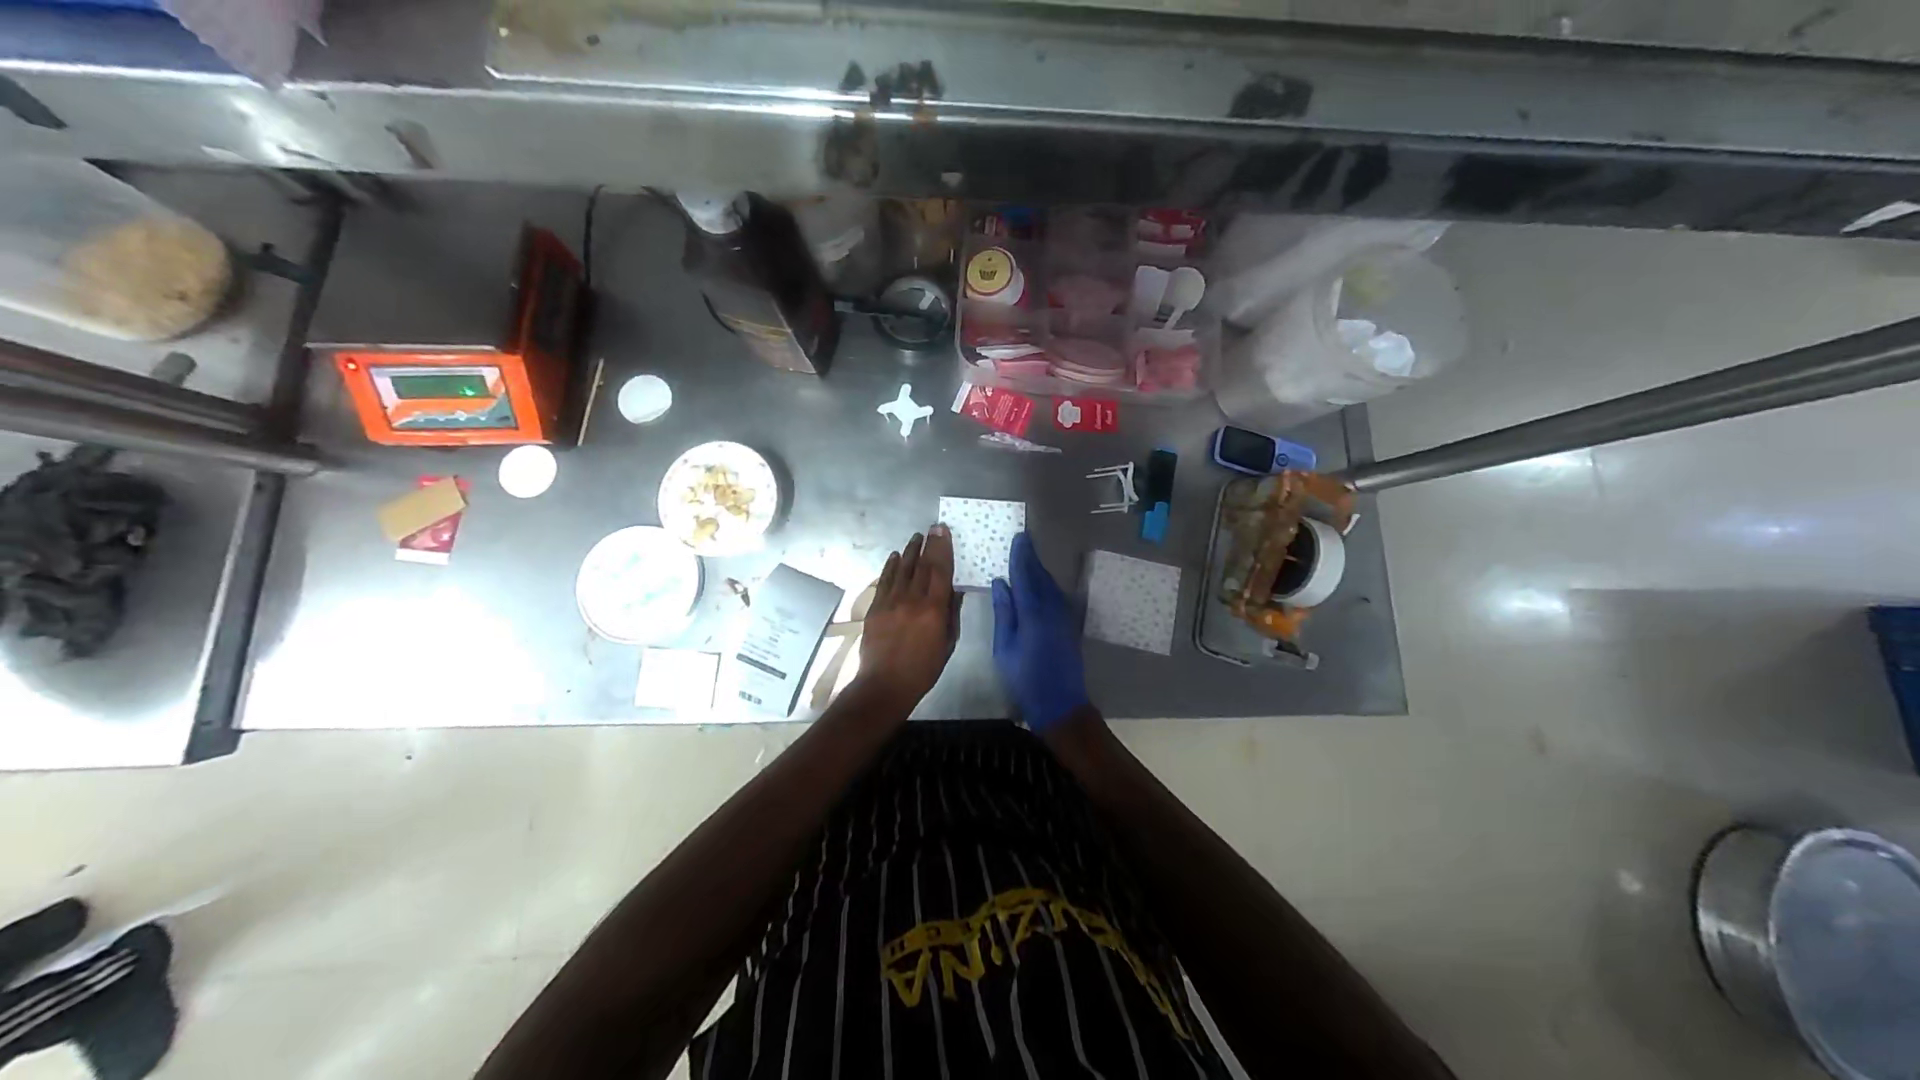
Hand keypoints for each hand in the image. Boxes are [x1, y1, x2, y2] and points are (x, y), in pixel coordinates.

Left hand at [856, 526, 960, 711]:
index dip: (942, 549)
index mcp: (933, 610)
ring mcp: (890, 602)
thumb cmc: (923, 669)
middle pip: (921, 565)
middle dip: (928, 545)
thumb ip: (951, 615)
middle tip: (932, 528)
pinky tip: (896, 557)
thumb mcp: (947, 644)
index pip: (940, 571)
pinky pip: (885, 581)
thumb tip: (954, 590)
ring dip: (910, 551)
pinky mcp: (875, 608)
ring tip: (916, 538)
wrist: (884, 685)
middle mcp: (911, 600)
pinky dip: (891, 567)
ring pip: (902, 569)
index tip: (943, 532)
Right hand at [991, 532, 1089, 732]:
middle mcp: (1053, 607)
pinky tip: (1037, 586)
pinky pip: (1055, 596)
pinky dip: (1045, 585)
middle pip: (1041, 575)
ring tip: (1026, 560)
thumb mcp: (1004, 646)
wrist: (1060, 703)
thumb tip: (1001, 583)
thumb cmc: (1025, 677)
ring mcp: (1064, 615)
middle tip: (1021, 543)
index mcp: (1034, 610)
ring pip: (1050, 585)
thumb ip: (1004, 612)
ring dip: (1038, 571)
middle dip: (1031, 559)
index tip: (1019, 537)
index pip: (1026, 574)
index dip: (1022, 555)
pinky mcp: (1069, 625)